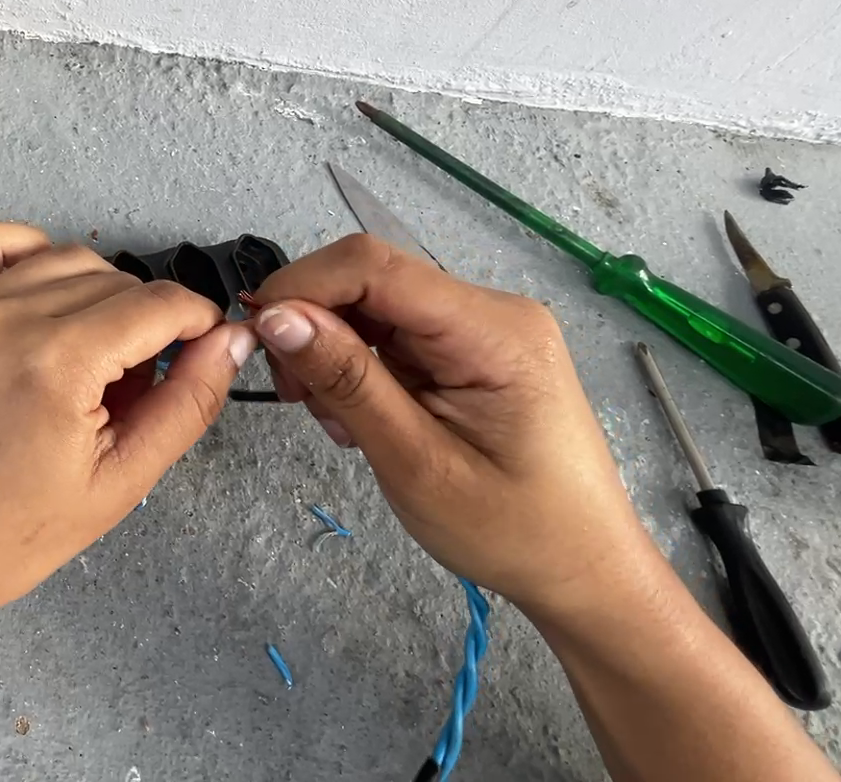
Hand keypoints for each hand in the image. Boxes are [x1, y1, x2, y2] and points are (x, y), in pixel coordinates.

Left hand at [0, 222, 256, 651]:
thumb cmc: (16, 531)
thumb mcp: (122, 481)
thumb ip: (188, 402)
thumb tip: (232, 339)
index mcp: (57, 364)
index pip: (158, 304)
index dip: (197, 320)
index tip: (202, 344)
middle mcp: (6, 317)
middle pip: (116, 280)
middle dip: (145, 322)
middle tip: (133, 381)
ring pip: (64, 256)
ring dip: (97, 292)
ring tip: (90, 353)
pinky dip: (32, 252)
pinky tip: (46, 295)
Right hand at [246, 234, 667, 616]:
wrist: (582, 573)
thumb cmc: (511, 531)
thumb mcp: (415, 463)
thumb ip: (345, 381)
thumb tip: (273, 317)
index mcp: (492, 330)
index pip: (373, 266)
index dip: (301, 287)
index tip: (259, 340)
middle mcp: (486, 310)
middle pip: (364, 279)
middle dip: (310, 323)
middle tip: (294, 395)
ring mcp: (473, 327)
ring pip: (363, 306)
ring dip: (326, 351)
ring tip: (337, 420)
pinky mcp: (458, 348)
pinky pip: (380, 332)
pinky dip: (348, 366)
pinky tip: (356, 414)